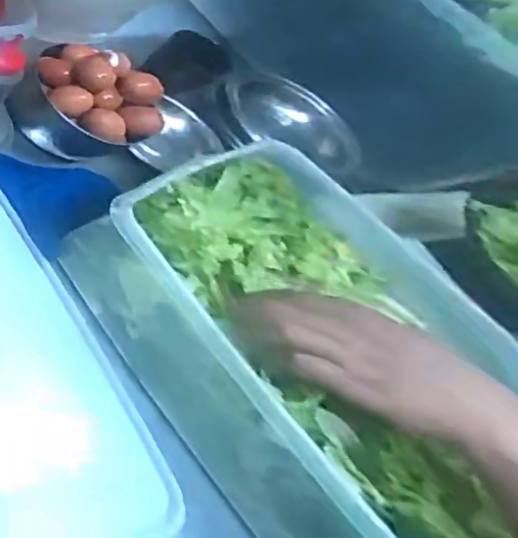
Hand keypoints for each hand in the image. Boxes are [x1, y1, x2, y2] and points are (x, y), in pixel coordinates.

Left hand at [236, 291, 517, 449]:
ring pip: (288, 333)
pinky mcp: (355, 385)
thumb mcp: (391, 330)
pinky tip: (269, 360)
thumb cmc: (434, 369)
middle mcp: (351, 331)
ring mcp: (352, 358)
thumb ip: (351, 317)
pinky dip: (282, 360)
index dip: (264, 297)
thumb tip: (305, 304)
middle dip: (250, 311)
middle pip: (284, 311)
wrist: (475, 408)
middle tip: (230, 314)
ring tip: (239, 334)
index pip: (298, 296)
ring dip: (258, 333)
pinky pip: (305, 365)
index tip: (242, 299)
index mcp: (361, 315)